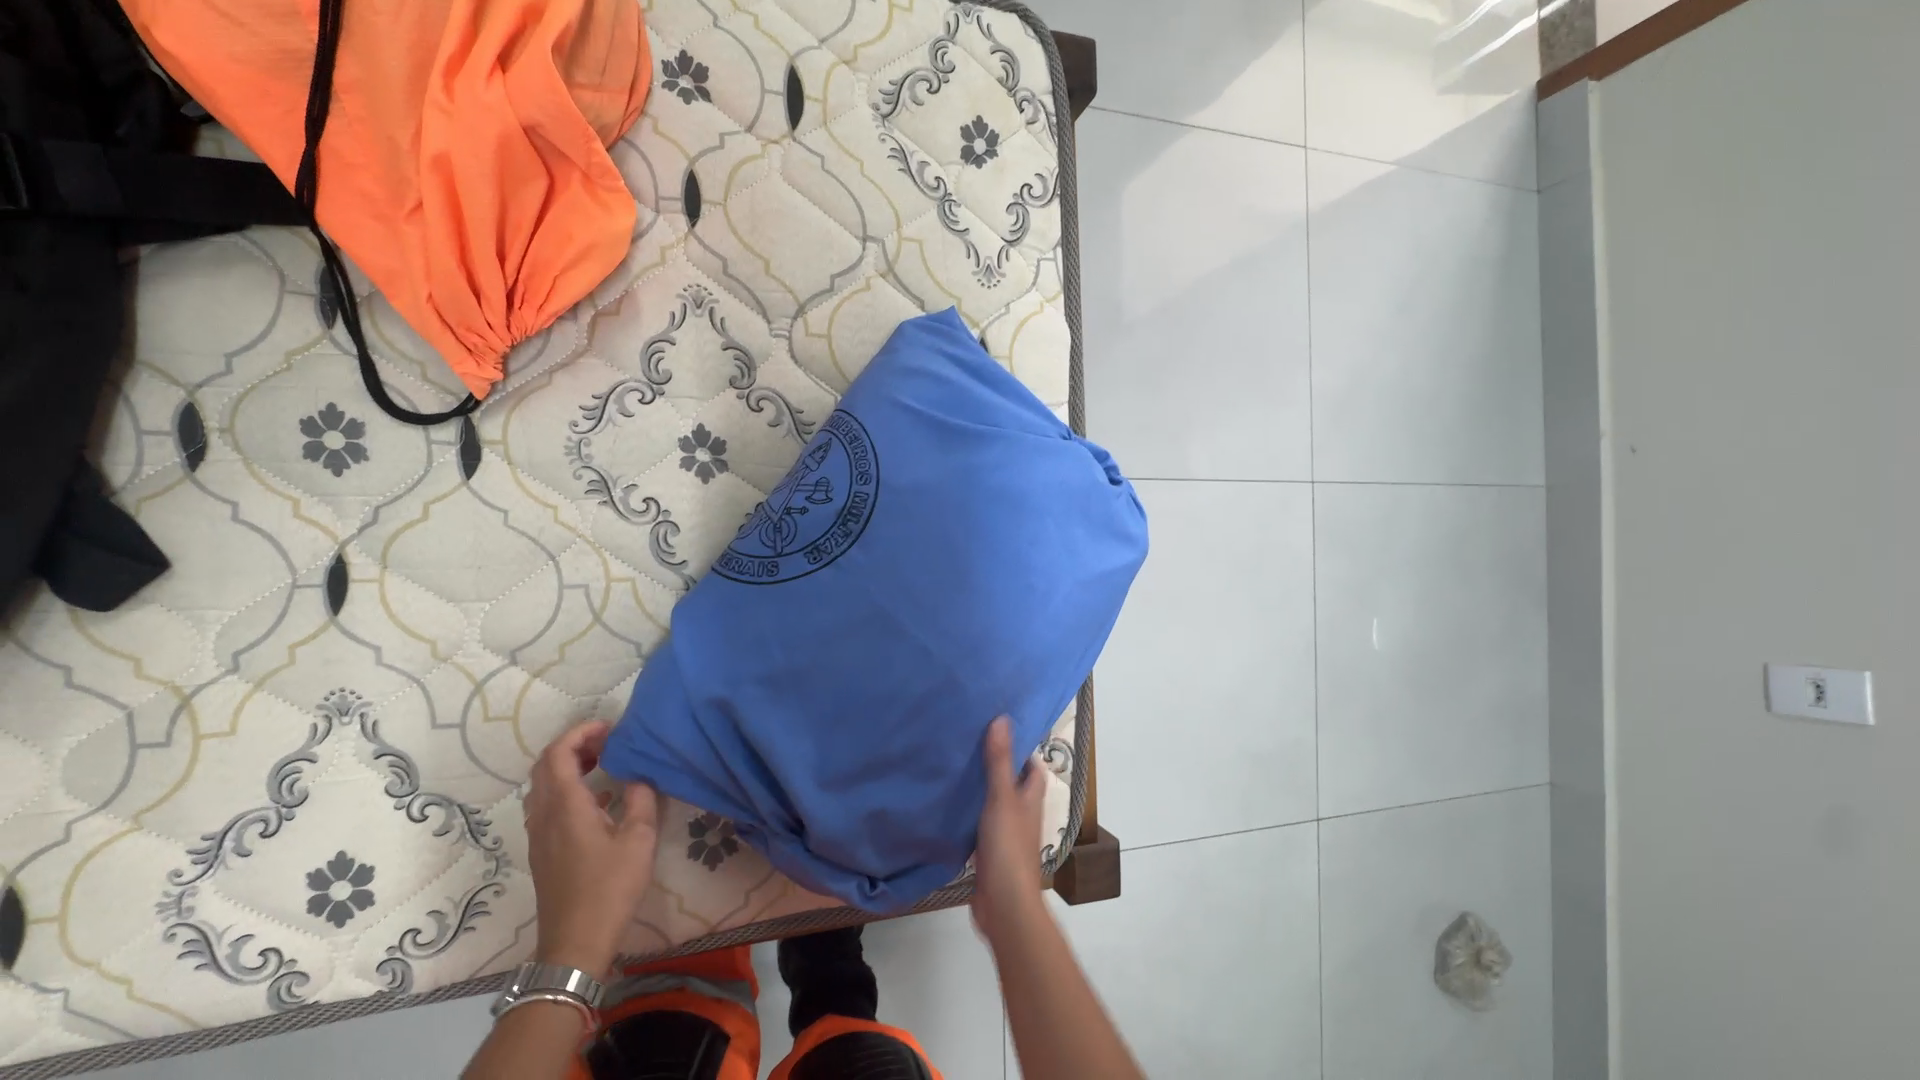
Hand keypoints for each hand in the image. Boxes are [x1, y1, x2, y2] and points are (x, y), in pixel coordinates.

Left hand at [522, 721, 659, 976]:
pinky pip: (547, 805)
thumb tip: (640, 775)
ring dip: (569, 767)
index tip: (610, 728)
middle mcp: (543, 813)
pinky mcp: (542, 850)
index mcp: (565, 805)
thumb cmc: (609, 888)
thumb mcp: (638, 840)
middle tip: (608, 743)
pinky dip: (568, 789)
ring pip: (543, 785)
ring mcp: (538, 834)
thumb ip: (641, 799)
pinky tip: (598, 801)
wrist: (575, 942)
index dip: (581, 732)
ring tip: (603, 765)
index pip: (559, 752)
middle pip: (546, 765)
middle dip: (574, 745)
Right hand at [971, 716, 1049, 946]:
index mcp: (1031, 797)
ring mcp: (1005, 833)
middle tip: (965, 742)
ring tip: (952, 766)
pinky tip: (946, 804)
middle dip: (993, 764)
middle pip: (1011, 782)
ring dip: (978, 788)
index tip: (993, 726)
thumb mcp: (1001, 798)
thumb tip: (1002, 719)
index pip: (1031, 764)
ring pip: (993, 802)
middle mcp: (1022, 812)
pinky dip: (966, 813)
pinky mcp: (988, 850)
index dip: (1017, 746)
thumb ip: (999, 761)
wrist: (1004, 904)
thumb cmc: (1008, 847)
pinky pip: (978, 823)